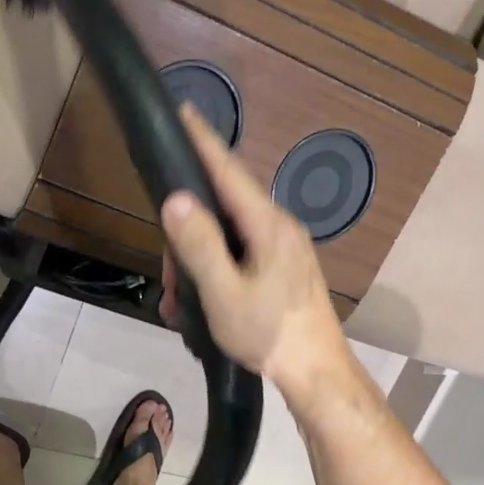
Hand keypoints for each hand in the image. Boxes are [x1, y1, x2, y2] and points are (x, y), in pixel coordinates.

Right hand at [158, 105, 353, 393]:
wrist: (315, 373)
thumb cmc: (269, 333)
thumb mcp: (224, 293)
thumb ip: (199, 245)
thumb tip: (175, 198)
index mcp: (267, 225)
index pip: (228, 170)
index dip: (203, 142)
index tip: (182, 111)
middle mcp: (278, 227)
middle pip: (220, 210)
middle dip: (186, 238)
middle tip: (168, 281)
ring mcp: (282, 250)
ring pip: (226, 239)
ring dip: (196, 266)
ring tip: (180, 305)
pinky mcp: (282, 270)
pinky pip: (238, 259)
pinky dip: (213, 276)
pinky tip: (199, 309)